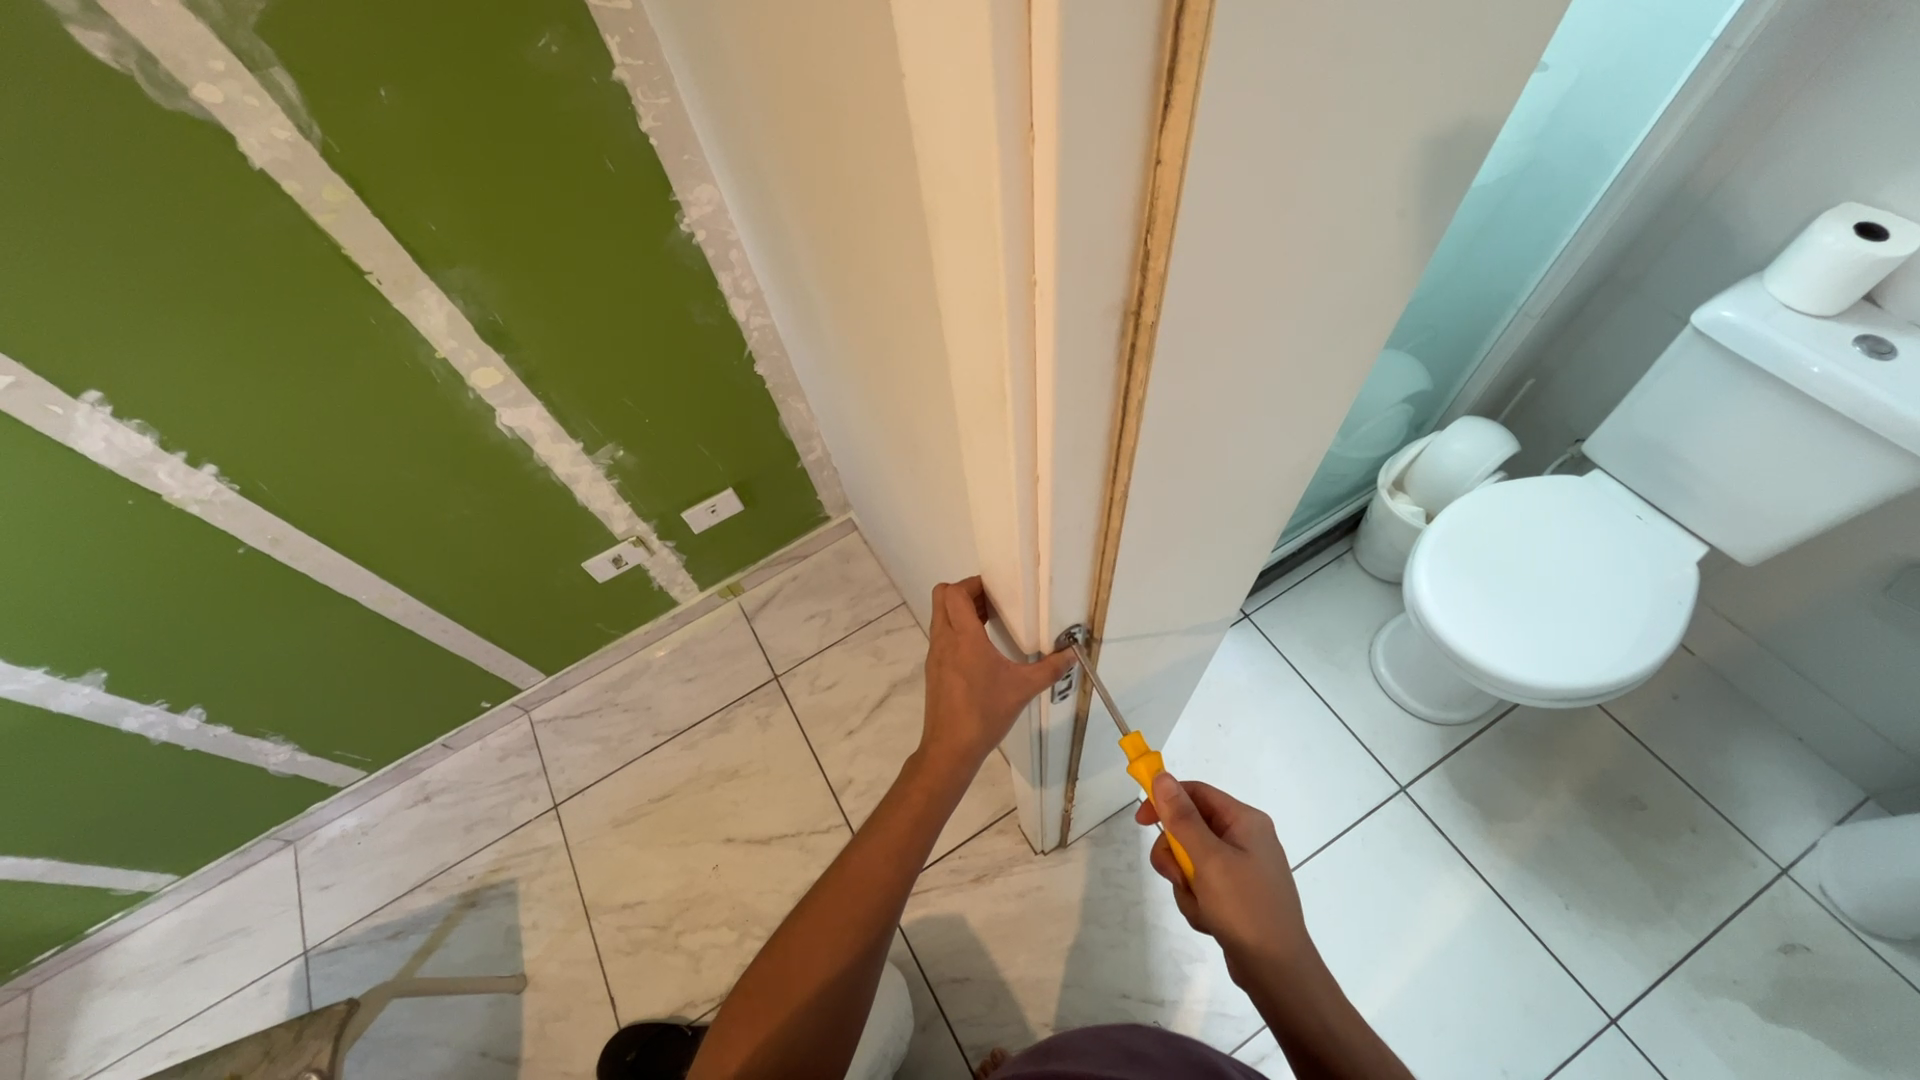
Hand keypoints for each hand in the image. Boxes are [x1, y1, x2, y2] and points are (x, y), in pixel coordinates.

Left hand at [921, 577, 1074, 766]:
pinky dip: (957, 632)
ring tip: (990, 622)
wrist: (951, 748)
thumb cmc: (985, 713)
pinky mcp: (934, 670)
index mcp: (963, 638)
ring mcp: (935, 655)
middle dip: (965, 593)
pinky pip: (941, 637)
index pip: (954, 593)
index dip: (972, 583)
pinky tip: (980, 651)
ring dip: (961, 612)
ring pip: (940, 617)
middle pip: (942, 598)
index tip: (995, 589)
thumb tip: (1073, 655)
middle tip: (993, 602)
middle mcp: (944, 640)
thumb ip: (1050, 669)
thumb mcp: (1023, 689)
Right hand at [1135, 772, 1316, 985]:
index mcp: (1244, 821)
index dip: (1165, 801)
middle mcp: (1244, 839)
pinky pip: (1201, 886)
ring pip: (1190, 862)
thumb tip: (1162, 776)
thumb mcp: (1208, 859)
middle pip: (1189, 829)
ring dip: (1186, 885)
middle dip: (1177, 857)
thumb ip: (1182, 817)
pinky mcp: (1235, 895)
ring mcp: (1241, 869)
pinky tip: (1211, 922)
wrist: (1278, 972)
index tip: (1141, 822)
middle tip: (1178, 877)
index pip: (1195, 793)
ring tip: (1203, 908)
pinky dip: (1198, 903)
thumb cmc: (1245, 908)